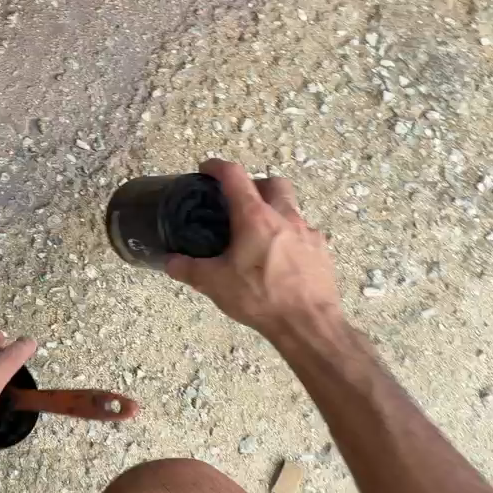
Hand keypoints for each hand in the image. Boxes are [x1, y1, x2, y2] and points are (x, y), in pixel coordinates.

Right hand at [165, 159, 344, 345]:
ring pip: (291, 208)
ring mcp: (309, 234)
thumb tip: (170, 261)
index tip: (205, 169)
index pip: (235, 176)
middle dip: (255, 184)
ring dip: (274, 211)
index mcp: (254, 217)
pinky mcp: (323, 252)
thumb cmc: (260, 297)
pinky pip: (304, 233)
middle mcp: (285, 218)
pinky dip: (289, 235)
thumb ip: (187, 268)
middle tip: (239, 201)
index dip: (217, 167)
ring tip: (257, 234)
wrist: (309, 325)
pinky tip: (278, 257)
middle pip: (274, 183)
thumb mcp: (213, 283)